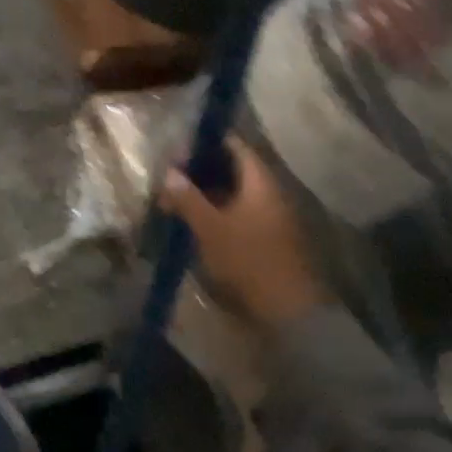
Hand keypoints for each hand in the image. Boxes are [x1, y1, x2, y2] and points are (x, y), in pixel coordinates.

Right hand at [158, 141, 325, 327]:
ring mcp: (268, 217)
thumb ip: (188, 198)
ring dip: (202, 195)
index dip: (209, 144)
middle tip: (166, 180)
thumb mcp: (210, 227)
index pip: (236, 148)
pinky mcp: (263, 238)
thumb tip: (169, 171)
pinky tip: (190, 224)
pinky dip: (212, 213)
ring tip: (170, 204)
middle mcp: (268, 194)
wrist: (286, 307)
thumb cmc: (248, 259)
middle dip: (199, 173)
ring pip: (232, 195)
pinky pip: (235, 214)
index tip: (179, 147)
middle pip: (232, 171)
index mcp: (260, 184)